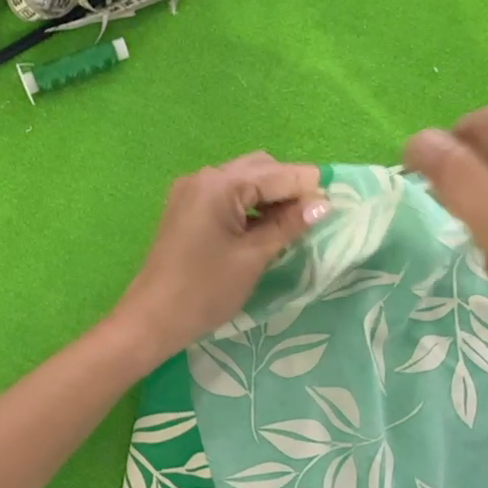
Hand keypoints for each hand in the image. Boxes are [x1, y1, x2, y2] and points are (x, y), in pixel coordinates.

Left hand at [114, 152, 329, 354]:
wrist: (152, 319)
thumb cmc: (205, 290)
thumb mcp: (253, 257)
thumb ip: (288, 225)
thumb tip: (322, 205)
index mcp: (220, 184)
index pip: (276, 174)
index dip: (307, 187)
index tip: (335, 205)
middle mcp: (203, 177)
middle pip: (259, 168)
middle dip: (288, 187)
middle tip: (313, 217)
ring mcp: (190, 192)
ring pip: (242, 180)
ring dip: (269, 196)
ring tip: (292, 225)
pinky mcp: (185, 209)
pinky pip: (226, 195)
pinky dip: (248, 206)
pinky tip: (264, 227)